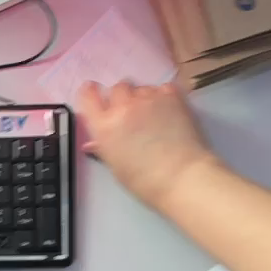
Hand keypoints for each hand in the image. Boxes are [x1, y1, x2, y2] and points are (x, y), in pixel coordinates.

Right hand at [73, 81, 219, 210]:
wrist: (182, 177)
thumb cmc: (145, 182)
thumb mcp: (117, 167)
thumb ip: (104, 148)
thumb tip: (94, 142)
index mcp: (104, 127)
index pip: (88, 95)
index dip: (92, 93)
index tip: (97, 96)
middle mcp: (122, 107)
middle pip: (117, 88)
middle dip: (122, 97)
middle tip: (131, 113)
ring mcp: (147, 98)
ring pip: (141, 88)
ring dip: (143, 98)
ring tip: (154, 116)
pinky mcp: (171, 96)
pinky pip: (162, 88)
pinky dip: (163, 97)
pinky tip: (169, 112)